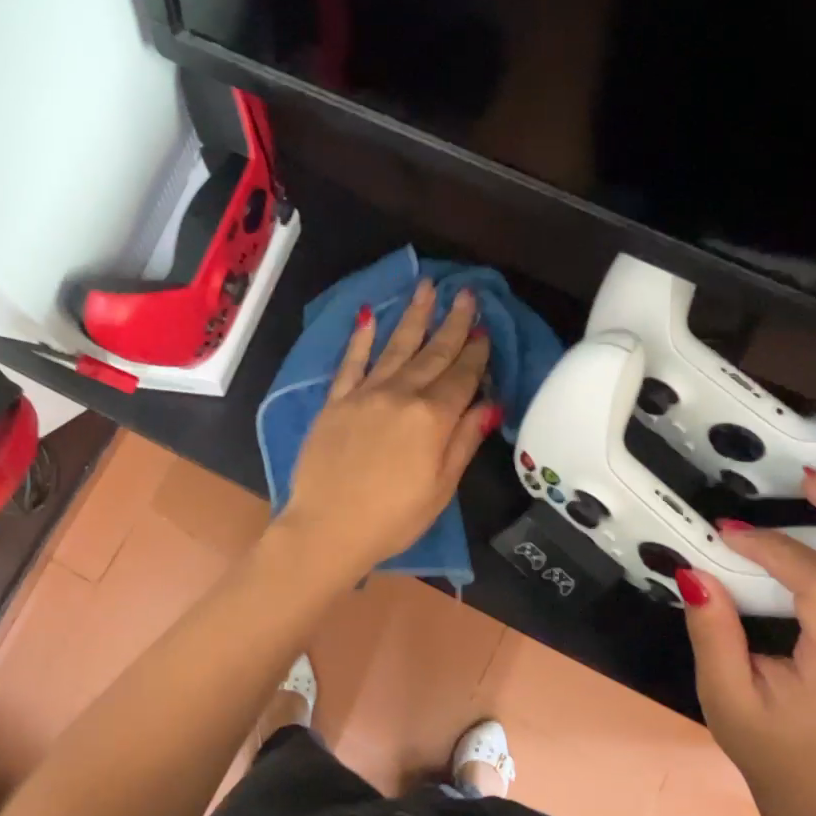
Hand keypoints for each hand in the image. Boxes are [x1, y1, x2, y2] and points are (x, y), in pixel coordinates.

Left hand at [278, 280, 499, 572]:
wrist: (326, 527)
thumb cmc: (391, 519)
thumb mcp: (440, 488)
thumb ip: (463, 441)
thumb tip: (489, 404)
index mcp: (432, 418)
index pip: (462, 377)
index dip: (477, 353)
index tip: (486, 329)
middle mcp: (400, 395)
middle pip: (432, 354)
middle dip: (452, 324)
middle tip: (466, 293)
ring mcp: (364, 395)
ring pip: (395, 347)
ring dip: (413, 317)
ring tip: (427, 288)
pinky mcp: (335, 402)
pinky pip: (351, 363)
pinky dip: (361, 339)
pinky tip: (369, 316)